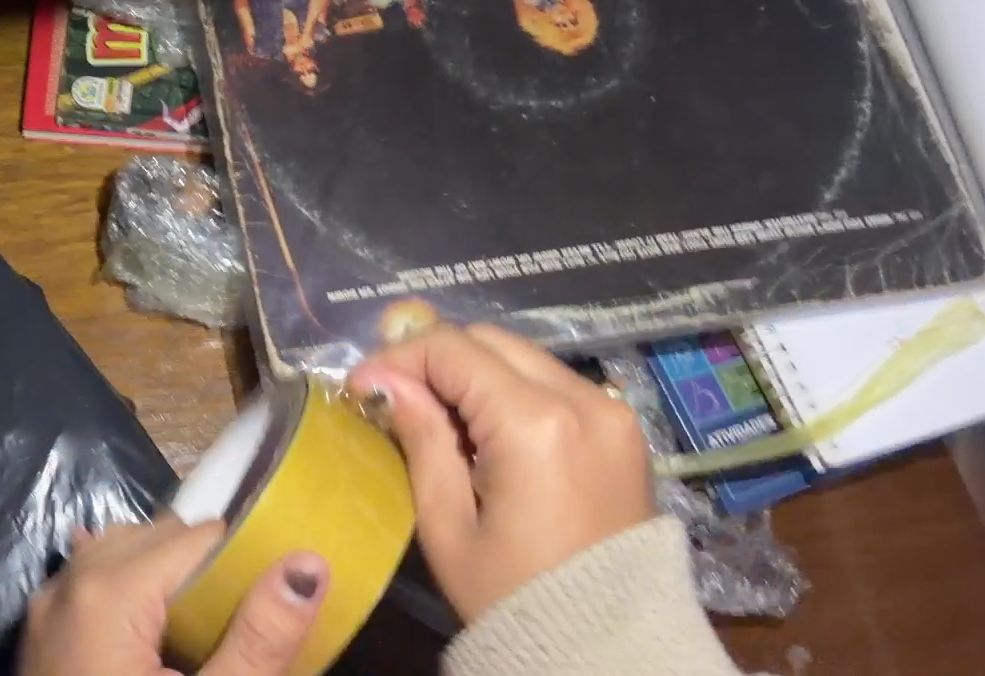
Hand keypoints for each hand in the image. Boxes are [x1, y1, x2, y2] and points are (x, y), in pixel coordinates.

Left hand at [19, 517, 328, 675]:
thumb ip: (259, 638)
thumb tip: (308, 564)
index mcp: (109, 591)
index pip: (194, 536)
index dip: (240, 555)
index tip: (272, 589)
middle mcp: (71, 580)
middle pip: (156, 536)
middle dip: (204, 565)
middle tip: (242, 615)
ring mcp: (49, 603)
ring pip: (122, 548)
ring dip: (165, 571)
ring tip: (202, 623)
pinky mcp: (41, 629)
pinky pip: (90, 573)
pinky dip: (126, 582)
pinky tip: (149, 614)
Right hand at [350, 323, 653, 623]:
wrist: (614, 658)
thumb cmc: (515, 596)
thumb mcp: (447, 523)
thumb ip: (420, 436)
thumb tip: (382, 381)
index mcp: (536, 423)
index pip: (450, 349)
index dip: (396, 358)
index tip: (362, 386)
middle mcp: (583, 400)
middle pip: (486, 340)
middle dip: (432, 358)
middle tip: (395, 397)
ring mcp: (612, 412)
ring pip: (519, 354)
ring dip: (470, 371)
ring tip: (437, 416)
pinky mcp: (623, 429)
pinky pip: (551, 380)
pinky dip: (507, 387)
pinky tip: (483, 428)